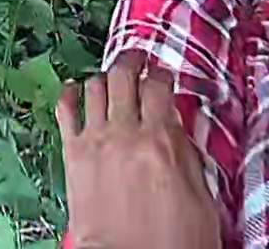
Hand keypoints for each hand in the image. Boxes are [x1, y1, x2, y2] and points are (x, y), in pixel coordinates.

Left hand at [59, 54, 221, 248]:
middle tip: (137, 59)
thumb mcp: (202, 208)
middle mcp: (124, 132)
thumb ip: (189, 162)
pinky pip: (65, 108)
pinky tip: (75, 88)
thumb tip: (177, 131)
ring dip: (105, 77)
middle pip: (123, 76)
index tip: (163, 74)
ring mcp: (95, 139)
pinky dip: (69, 92)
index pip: (158, 88)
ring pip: (95, 86)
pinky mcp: (72, 152)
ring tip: (112, 78)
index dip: (161, 75)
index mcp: (160, 144)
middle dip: (132, 61)